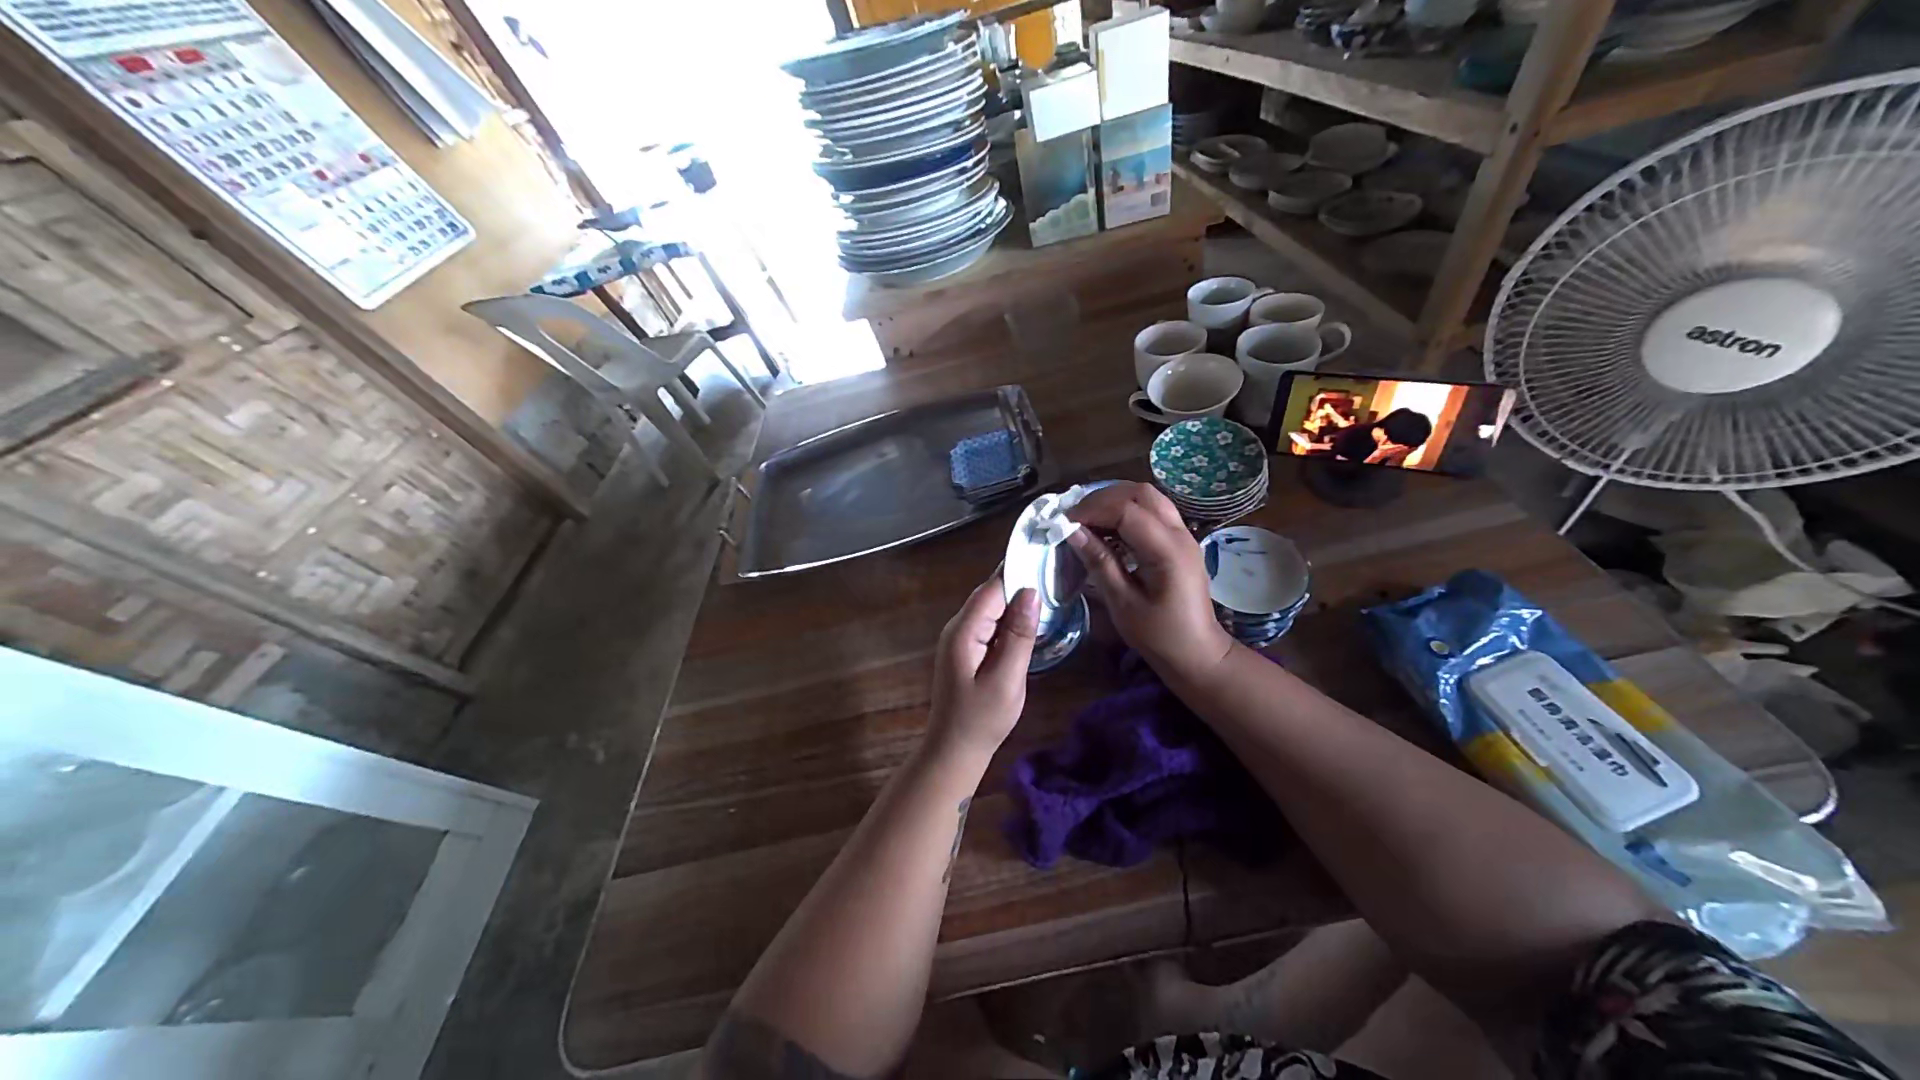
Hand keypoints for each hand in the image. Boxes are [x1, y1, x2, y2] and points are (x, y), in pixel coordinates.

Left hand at [927, 573, 1040, 757]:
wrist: (954, 751)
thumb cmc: (981, 719)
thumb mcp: (1007, 679)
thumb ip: (1019, 635)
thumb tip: (1031, 593)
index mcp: (964, 632)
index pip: (992, 589)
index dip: (1017, 571)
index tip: (1046, 554)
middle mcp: (958, 629)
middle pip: (990, 595)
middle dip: (1019, 582)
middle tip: (1055, 570)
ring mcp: (960, 640)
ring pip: (991, 609)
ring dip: (1016, 601)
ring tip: (1050, 589)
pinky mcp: (967, 651)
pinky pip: (990, 624)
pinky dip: (1010, 620)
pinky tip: (1031, 621)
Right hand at [1066, 482, 1235, 683]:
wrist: (1198, 653)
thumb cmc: (1159, 635)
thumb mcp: (1123, 604)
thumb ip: (1100, 563)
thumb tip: (1073, 532)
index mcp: (1168, 551)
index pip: (1127, 511)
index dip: (1093, 510)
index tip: (1065, 524)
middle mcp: (1180, 534)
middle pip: (1140, 493)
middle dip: (1103, 499)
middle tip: (1075, 518)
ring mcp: (1184, 534)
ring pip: (1148, 497)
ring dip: (1116, 501)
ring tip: (1088, 520)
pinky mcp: (1180, 541)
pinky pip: (1153, 511)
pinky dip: (1127, 511)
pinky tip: (1108, 529)